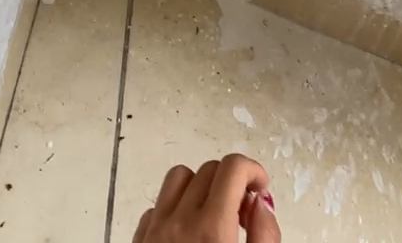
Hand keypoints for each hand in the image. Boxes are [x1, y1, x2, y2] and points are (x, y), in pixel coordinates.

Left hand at [133, 155, 279, 242]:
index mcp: (212, 230)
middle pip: (210, 169)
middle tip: (242, 210)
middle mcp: (180, 223)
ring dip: (200, 187)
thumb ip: (264, 236)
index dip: (254, 170)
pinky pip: (156, 206)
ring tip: (213, 213)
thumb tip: (262, 203)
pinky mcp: (137, 240)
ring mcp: (154, 230)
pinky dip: (175, 209)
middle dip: (231, 182)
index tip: (260, 187)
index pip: (234, 167)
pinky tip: (187, 232)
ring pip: (179, 177)